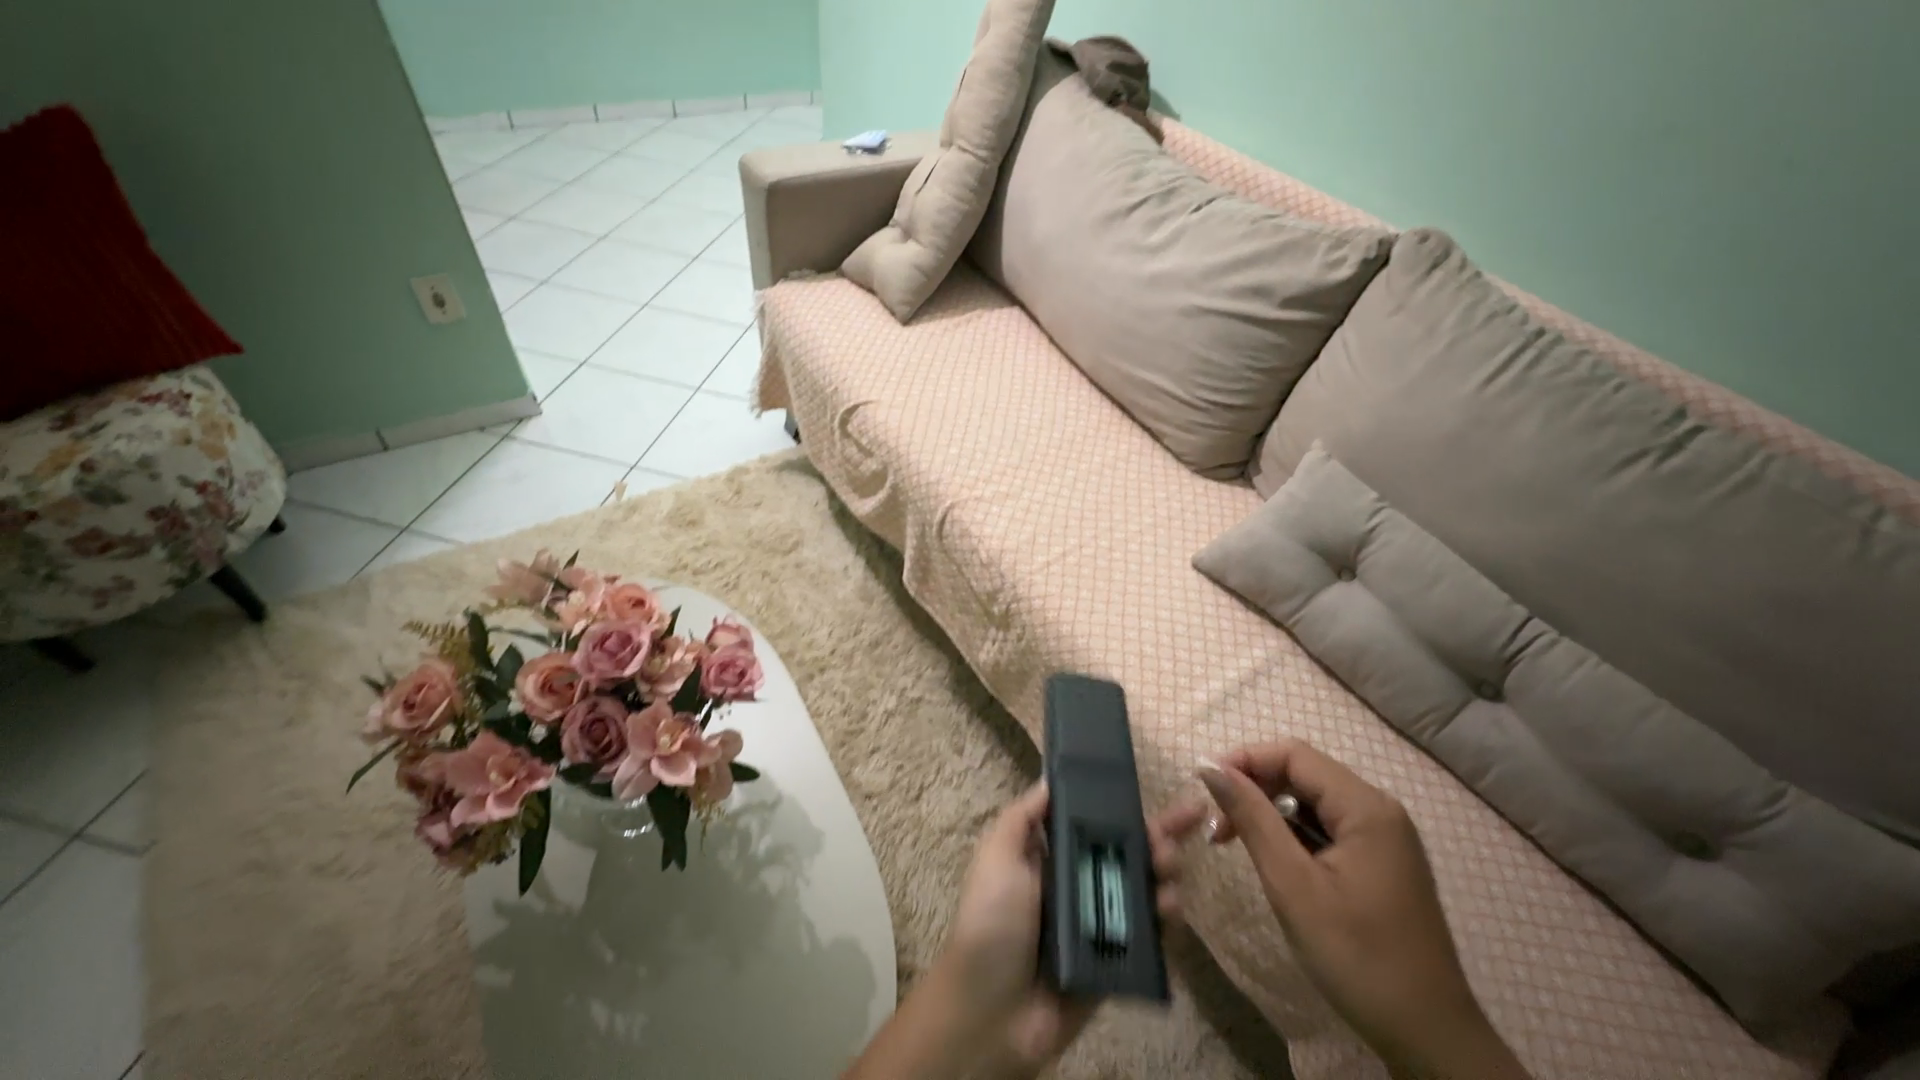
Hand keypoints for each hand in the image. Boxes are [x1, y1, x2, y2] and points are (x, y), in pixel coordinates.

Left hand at [939, 781, 1204, 1070]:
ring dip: (1167, 870)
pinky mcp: (1119, 960)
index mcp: (1050, 858)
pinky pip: (1153, 933)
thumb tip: (1049, 781)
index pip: (1094, 823)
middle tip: (1187, 820)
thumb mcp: (996, 857)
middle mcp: (1078, 884)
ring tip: (1169, 866)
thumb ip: (1022, 818)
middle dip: (1159, 834)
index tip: (1149, 791)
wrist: (994, 1010)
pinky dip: (1167, 916)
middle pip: (1130, 852)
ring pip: (1147, 887)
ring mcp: (1102, 922)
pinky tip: (1169, 905)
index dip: (1123, 807)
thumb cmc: (992, 922)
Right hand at [1195, 740, 1529, 1079]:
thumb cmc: (1356, 956)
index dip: (1244, 760)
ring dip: (1269, 814)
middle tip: (1216, 829)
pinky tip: (1272, 862)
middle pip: (1304, 774)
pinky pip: (1327, 830)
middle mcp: (1380, 811)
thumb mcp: (1292, 885)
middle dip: (1254, 789)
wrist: (1427, 1032)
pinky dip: (1293, 836)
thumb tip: (1210, 768)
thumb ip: (1252, 819)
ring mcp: (1384, 839)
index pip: (1294, 755)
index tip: (1203, 788)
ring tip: (1233, 845)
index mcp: (1366, 808)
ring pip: (1313, 803)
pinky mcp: (1380, 863)